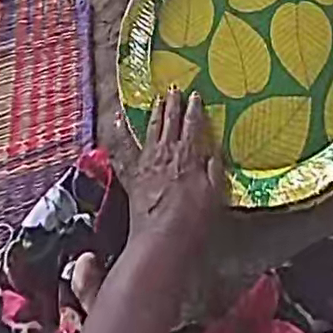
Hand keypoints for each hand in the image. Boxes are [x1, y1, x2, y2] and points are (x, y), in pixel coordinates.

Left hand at [130, 89, 225, 243]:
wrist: (160, 243)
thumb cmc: (192, 221)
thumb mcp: (214, 194)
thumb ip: (213, 169)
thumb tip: (212, 150)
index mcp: (188, 155)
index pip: (193, 125)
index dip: (194, 109)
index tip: (195, 95)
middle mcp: (166, 154)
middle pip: (170, 122)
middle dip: (173, 105)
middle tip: (174, 89)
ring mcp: (147, 164)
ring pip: (151, 131)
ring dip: (154, 114)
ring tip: (156, 100)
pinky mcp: (133, 177)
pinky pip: (125, 151)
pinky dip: (122, 135)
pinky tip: (118, 122)